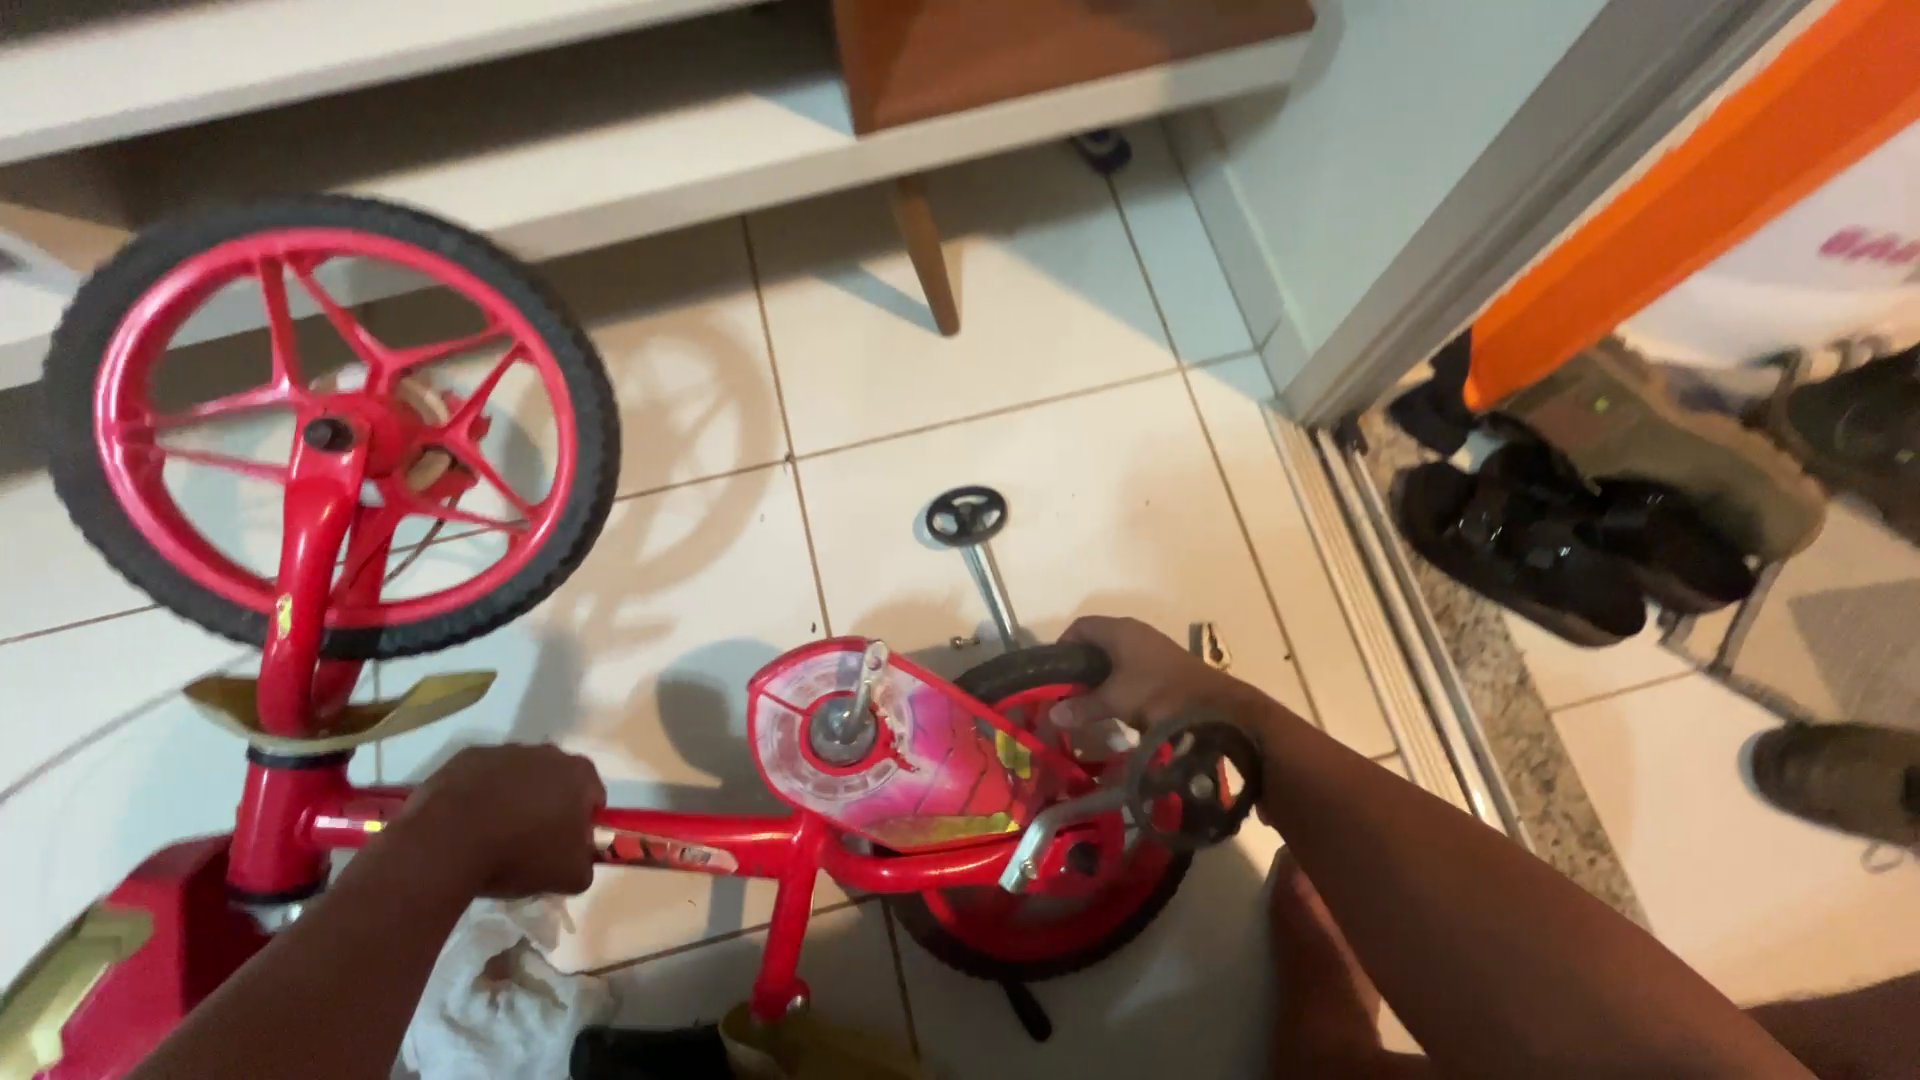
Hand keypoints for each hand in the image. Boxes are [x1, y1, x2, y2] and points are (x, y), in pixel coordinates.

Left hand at [397, 744, 604, 898]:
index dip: (581, 824)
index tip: (562, 847)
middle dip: (548, 806)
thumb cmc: (518, 854)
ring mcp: (506, 751)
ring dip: (513, 798)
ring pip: (518, 776)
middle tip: (529, 842)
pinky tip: (466, 824)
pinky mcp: (467, 756)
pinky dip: (480, 795)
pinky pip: (482, 776)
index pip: (593, 797)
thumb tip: (579, 861)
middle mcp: (548, 753)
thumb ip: (586, 864)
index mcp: (580, 775)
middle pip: (556, 782)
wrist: (444, 844)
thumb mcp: (569, 876)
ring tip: (492, 835)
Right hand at [1050, 616, 1264, 729]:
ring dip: (1102, 674)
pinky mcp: (1166, 664)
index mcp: (1120, 630)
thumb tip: (1052, 715)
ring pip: (1116, 654)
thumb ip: (1082, 706)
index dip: (1063, 646)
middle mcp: (1136, 631)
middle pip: (1098, 640)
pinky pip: (1133, 665)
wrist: (1215, 706)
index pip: (1081, 626)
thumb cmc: (1158, 693)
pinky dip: (1120, 680)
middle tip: (1069, 689)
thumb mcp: (1115, 701)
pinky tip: (1119, 703)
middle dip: (1081, 664)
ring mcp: (1153, 646)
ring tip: (1091, 699)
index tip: (1055, 672)